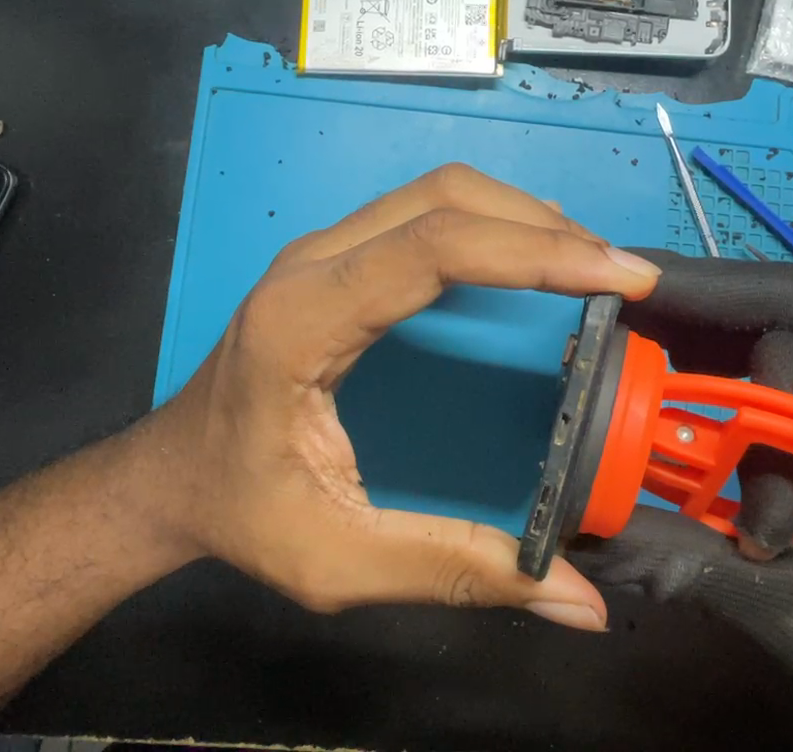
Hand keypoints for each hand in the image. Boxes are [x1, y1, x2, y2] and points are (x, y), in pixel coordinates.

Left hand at [129, 165, 661, 631]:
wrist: (170, 476)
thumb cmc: (242, 511)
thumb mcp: (338, 559)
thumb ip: (456, 570)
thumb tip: (576, 599)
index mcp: (303, 321)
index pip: (433, 250)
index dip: (536, 254)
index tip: (621, 278)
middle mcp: (312, 264)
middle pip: (443, 201)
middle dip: (544, 228)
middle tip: (621, 274)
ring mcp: (321, 252)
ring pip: (436, 194)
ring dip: (520, 216)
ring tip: (591, 261)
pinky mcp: (335, 258)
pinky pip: (424, 213)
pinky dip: (491, 222)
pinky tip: (532, 253)